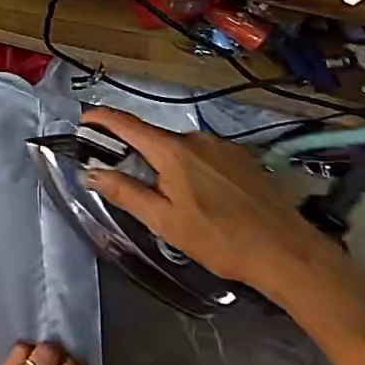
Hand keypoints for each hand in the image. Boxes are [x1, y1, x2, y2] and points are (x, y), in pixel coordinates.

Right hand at [80, 107, 337, 291]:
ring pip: (181, 149)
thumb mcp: (165, 221)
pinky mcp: (240, 156)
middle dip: (136, 154)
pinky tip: (203, 198)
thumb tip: (92, 172)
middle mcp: (196, 138)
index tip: (84, 118)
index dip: (102, 118)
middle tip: (127, 183)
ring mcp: (221, 144)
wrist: (281, 247)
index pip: (128, 124)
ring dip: (167, 166)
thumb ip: (127, 193)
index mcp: (173, 151)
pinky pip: (205, 155)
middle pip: (155, 139)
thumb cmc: (217, 238)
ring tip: (173, 202)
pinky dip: (192, 169)